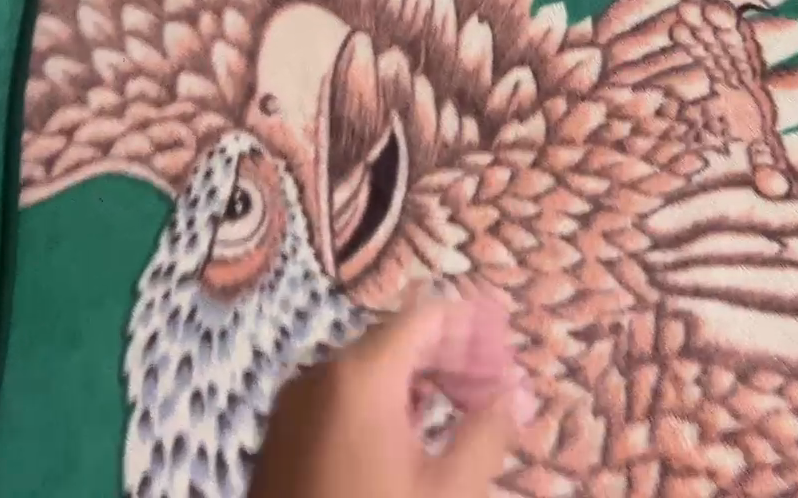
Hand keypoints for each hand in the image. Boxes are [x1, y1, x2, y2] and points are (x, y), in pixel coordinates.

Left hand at [249, 295, 536, 497]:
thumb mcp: (445, 492)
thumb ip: (487, 432)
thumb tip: (515, 394)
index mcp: (359, 374)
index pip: (426, 317)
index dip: (473, 326)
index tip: (508, 345)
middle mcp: (321, 372)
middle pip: (400, 339)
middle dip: (453, 356)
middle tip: (497, 383)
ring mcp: (295, 403)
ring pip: (371, 368)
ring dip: (423, 379)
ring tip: (465, 408)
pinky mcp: (282, 434)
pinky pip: (344, 395)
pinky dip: (386, 400)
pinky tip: (415, 430)